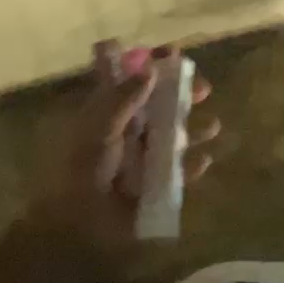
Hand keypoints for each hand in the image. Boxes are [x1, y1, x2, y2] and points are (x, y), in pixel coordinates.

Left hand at [31, 43, 218, 249]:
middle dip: (183, 94)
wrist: (71, 227)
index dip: (150, 63)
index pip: (130, 78)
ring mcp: (140, 159)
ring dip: (194, 129)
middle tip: (204, 88)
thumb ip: (122, 99)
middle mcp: (126, 130)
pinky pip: (177, 175)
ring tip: (212, 126)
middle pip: (160, 104)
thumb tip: (152, 68)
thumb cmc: (79, 170)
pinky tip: (202, 161)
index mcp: (107, 111)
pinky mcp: (151, 188)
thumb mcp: (97, 129)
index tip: (174, 54)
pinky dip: (190, 167)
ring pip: (173, 137)